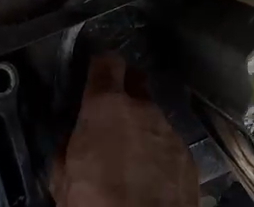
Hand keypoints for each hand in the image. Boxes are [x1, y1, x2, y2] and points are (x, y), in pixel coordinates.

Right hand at [52, 54, 198, 206]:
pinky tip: (152, 175)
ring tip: (133, 155)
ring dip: (143, 127)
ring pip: (155, 117)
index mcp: (105, 106)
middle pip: (137, 82)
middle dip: (127, 91)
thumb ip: (66, 150)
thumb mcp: (63, 178)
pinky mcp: (189, 159)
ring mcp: (170, 133)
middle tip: (114, 114)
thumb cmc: (94, 203)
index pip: (106, 62)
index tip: (95, 74)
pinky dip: (160, 152)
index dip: (101, 66)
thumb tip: (69, 143)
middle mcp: (142, 109)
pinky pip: (170, 144)